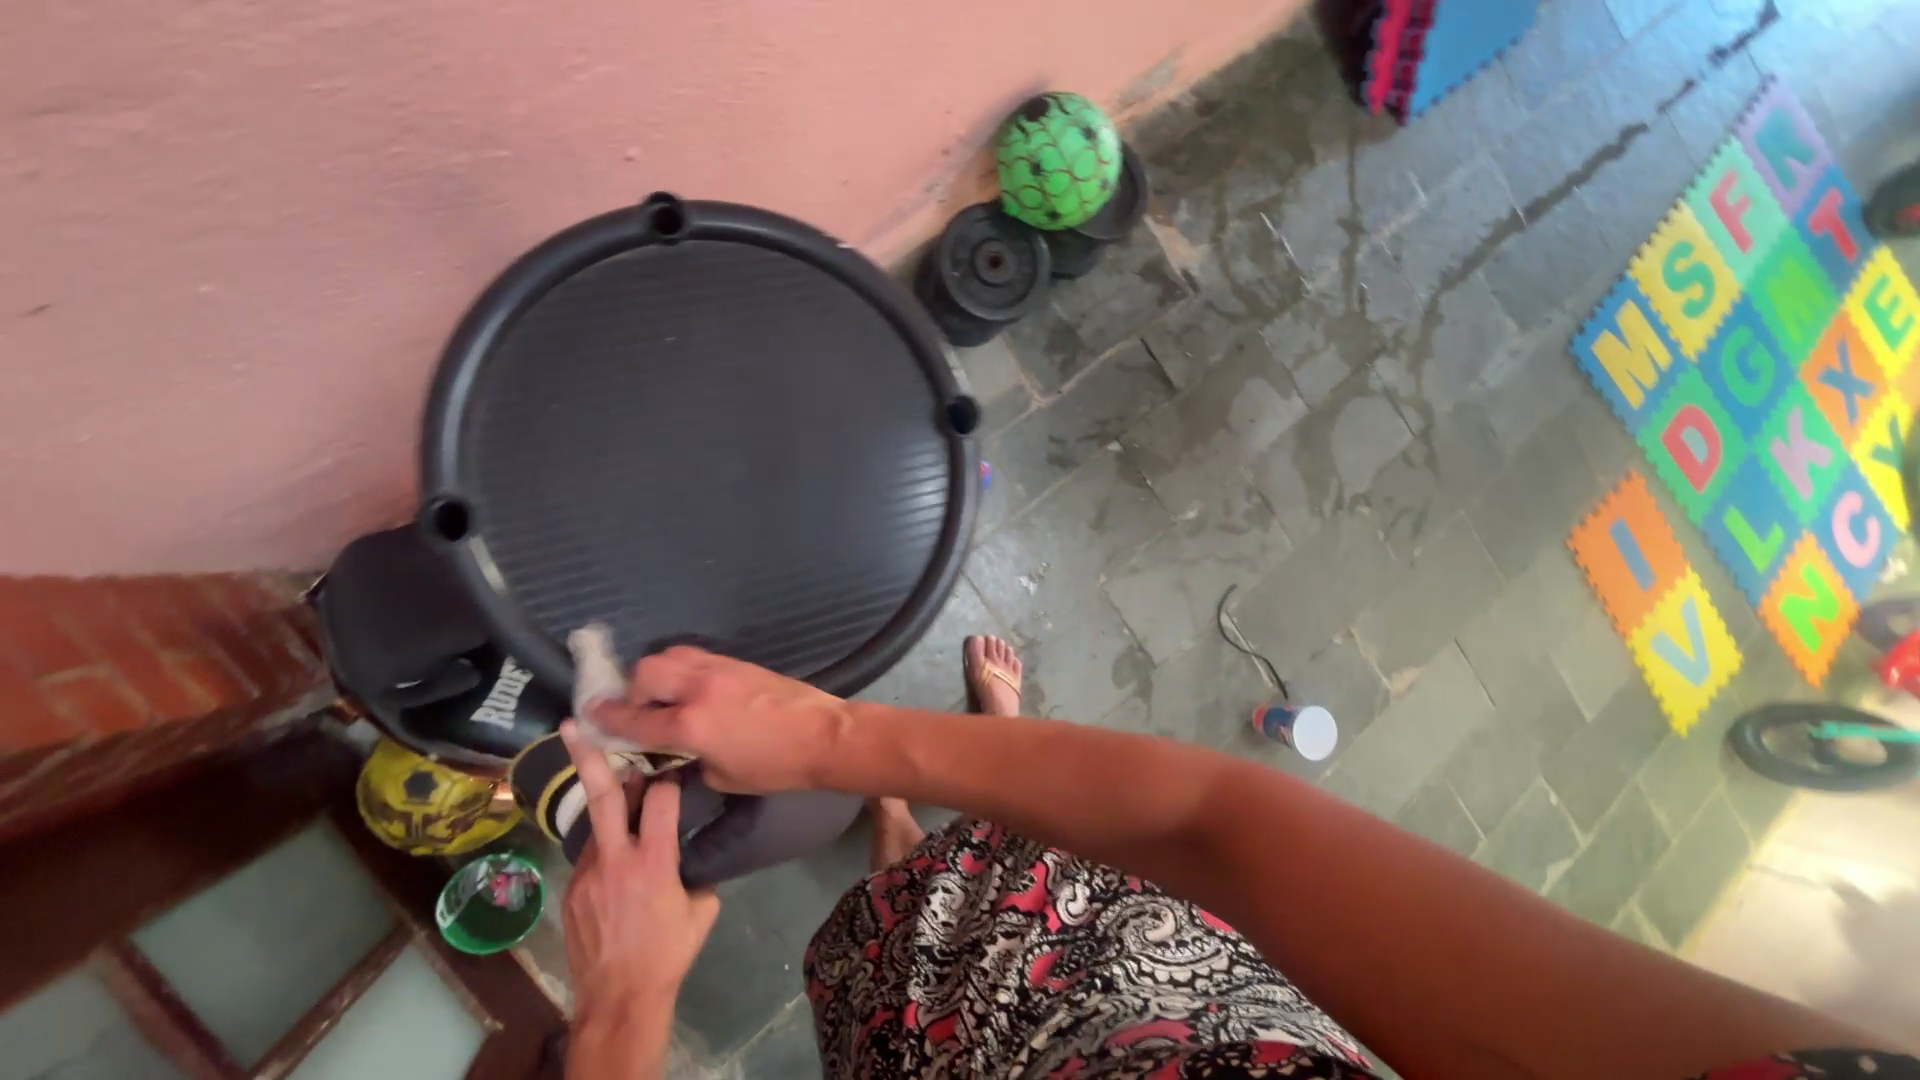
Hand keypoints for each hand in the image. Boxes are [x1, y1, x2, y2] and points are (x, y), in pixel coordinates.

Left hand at [559, 721, 719, 1016]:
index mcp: (653, 861)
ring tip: (617, 782)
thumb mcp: (701, 910)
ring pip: (595, 825)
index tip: (674, 762)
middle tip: (575, 724)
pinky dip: (604, 844)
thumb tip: (692, 858)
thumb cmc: (668, 953)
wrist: (618, 998)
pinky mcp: (570, 891)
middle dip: (589, 758)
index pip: (659, 799)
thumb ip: (697, 874)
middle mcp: (615, 859)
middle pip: (602, 797)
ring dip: (607, 804)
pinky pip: (589, 856)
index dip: (667, 777)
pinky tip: (617, 854)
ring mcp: (586, 874)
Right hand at [589, 646, 848, 793]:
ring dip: (658, 674)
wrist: (824, 735)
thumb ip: (689, 761)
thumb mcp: (723, 777)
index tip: (590, 716)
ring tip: (665, 698)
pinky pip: (696, 657)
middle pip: (646, 672)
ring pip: (671, 655)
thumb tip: (675, 752)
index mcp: (691, 725)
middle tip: (641, 712)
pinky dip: (683, 669)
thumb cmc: (776, 766)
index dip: (607, 720)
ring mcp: (720, 669)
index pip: (635, 720)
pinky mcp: (738, 663)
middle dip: (633, 691)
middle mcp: (699, 689)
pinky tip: (692, 690)